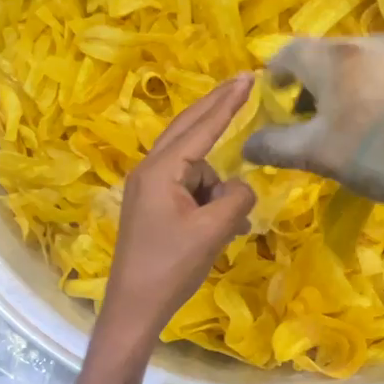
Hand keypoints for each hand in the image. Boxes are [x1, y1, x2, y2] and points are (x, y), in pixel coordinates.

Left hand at [102, 75, 256, 338]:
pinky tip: (221, 229)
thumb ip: (236, 198)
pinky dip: (207, 200)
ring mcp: (146, 190)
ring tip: (227, 226)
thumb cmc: (170, 268)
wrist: (134, 307)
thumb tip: (241, 186)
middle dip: (217, 111)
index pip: (200, 126)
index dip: (227, 102)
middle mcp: (149, 172)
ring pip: (193, 169)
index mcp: (160, 171)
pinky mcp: (150, 208)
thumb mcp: (213, 232)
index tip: (249, 77)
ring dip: (216, 185)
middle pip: (188, 130)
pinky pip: (186, 190)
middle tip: (244, 84)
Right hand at [244, 36, 383, 250]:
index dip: (278, 71)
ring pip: (373, 59)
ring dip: (359, 79)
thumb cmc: (370, 152)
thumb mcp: (314, 154)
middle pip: (333, 53)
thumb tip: (247, 145)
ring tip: (362, 113)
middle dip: (319, 79)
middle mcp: (370, 43)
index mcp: (333, 59)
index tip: (275, 91)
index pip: (291, 52)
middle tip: (317, 112)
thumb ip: (276, 146)